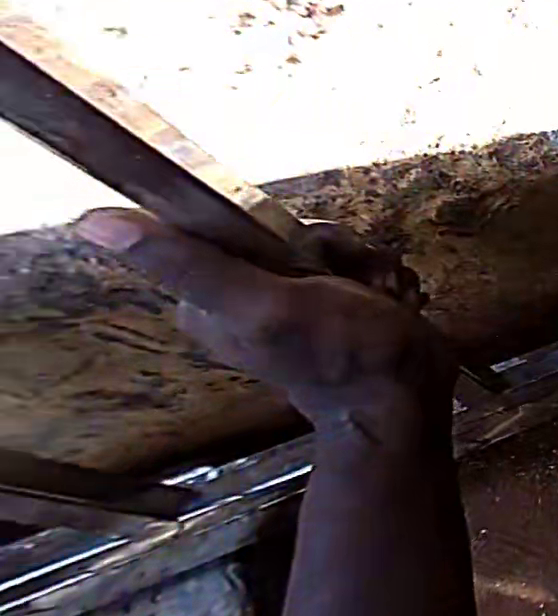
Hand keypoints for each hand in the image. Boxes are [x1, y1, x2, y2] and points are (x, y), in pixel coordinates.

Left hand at [75, 208, 453, 444]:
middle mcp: (255, 298)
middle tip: (365, 286)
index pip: (246, 233)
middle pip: (306, 240)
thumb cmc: (343, 352)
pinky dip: (393, 285)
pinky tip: (400, 305)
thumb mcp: (266, 306)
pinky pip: (371, 274)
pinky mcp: (350, 308)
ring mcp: (307, 304)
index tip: (321, 262)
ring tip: (389, 299)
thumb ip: (195, 267)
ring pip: (348, 254)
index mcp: (214, 300)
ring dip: (379, 270)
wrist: (406, 394)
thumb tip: (93, 221)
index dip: (294, 236)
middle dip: (350, 255)